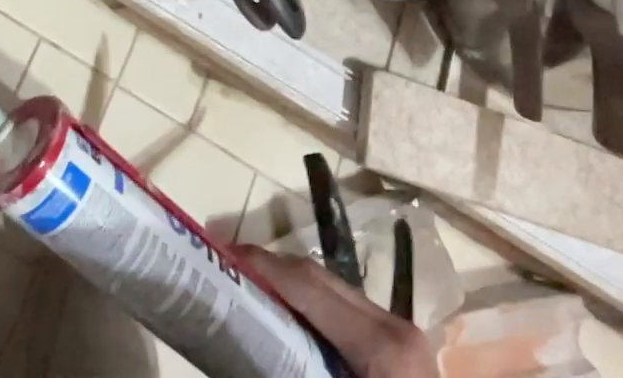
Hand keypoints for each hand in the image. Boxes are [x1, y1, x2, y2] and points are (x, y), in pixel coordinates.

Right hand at [235, 245, 438, 377]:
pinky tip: (286, 317)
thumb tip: (237, 353)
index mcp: (380, 346)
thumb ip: (288, 364)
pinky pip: (346, 310)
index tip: (218, 257)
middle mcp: (394, 327)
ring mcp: (403, 334)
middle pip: (316, 277)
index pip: (306, 284)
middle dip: (266, 268)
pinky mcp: (404, 346)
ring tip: (247, 288)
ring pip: (332, 289)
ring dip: (287, 284)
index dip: (260, 266)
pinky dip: (310, 304)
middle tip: (222, 269)